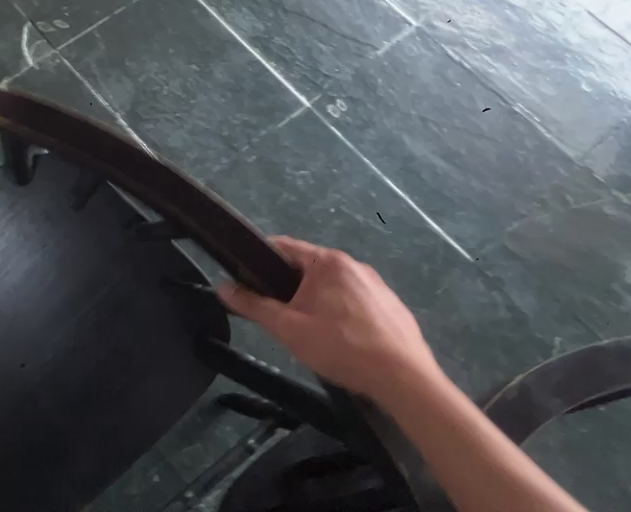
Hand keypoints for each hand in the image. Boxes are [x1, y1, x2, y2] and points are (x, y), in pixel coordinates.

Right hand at [217, 236, 441, 403]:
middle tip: (281, 314)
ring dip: (320, 302)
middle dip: (291, 287)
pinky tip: (346, 342)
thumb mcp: (288, 328)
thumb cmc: (343, 347)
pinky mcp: (397, 311)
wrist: (408, 384)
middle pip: (309, 269)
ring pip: (335, 288)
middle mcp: (356, 267)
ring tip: (314, 332)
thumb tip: (222, 288)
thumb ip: (253, 305)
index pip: (283, 247)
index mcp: (328, 262)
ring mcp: (381, 288)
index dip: (260, 260)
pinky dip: (346, 316)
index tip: (247, 279)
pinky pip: (359, 304)